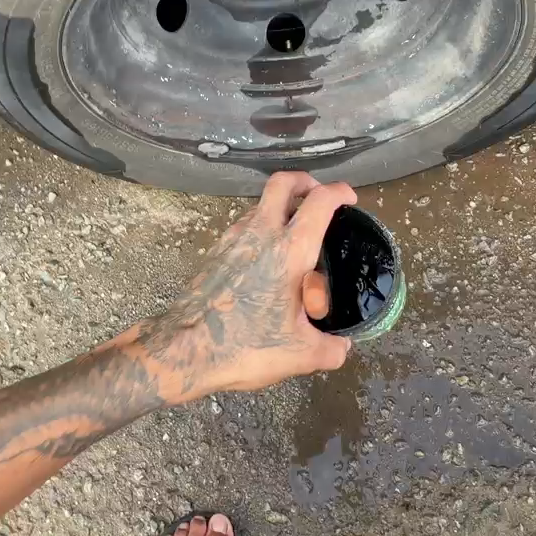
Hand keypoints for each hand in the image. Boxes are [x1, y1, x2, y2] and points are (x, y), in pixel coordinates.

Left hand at [134, 171, 354, 400]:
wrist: (185, 349)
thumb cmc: (246, 346)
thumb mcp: (302, 355)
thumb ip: (332, 348)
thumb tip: (342, 345)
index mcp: (290, 250)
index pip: (319, 201)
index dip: (339, 192)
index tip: (349, 197)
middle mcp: (261, 233)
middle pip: (282, 183)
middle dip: (304, 181)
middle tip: (317, 195)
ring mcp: (233, 238)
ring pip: (260, 204)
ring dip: (280, 207)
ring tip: (293, 234)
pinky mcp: (215, 250)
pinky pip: (243, 225)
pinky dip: (260, 228)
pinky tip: (264, 257)